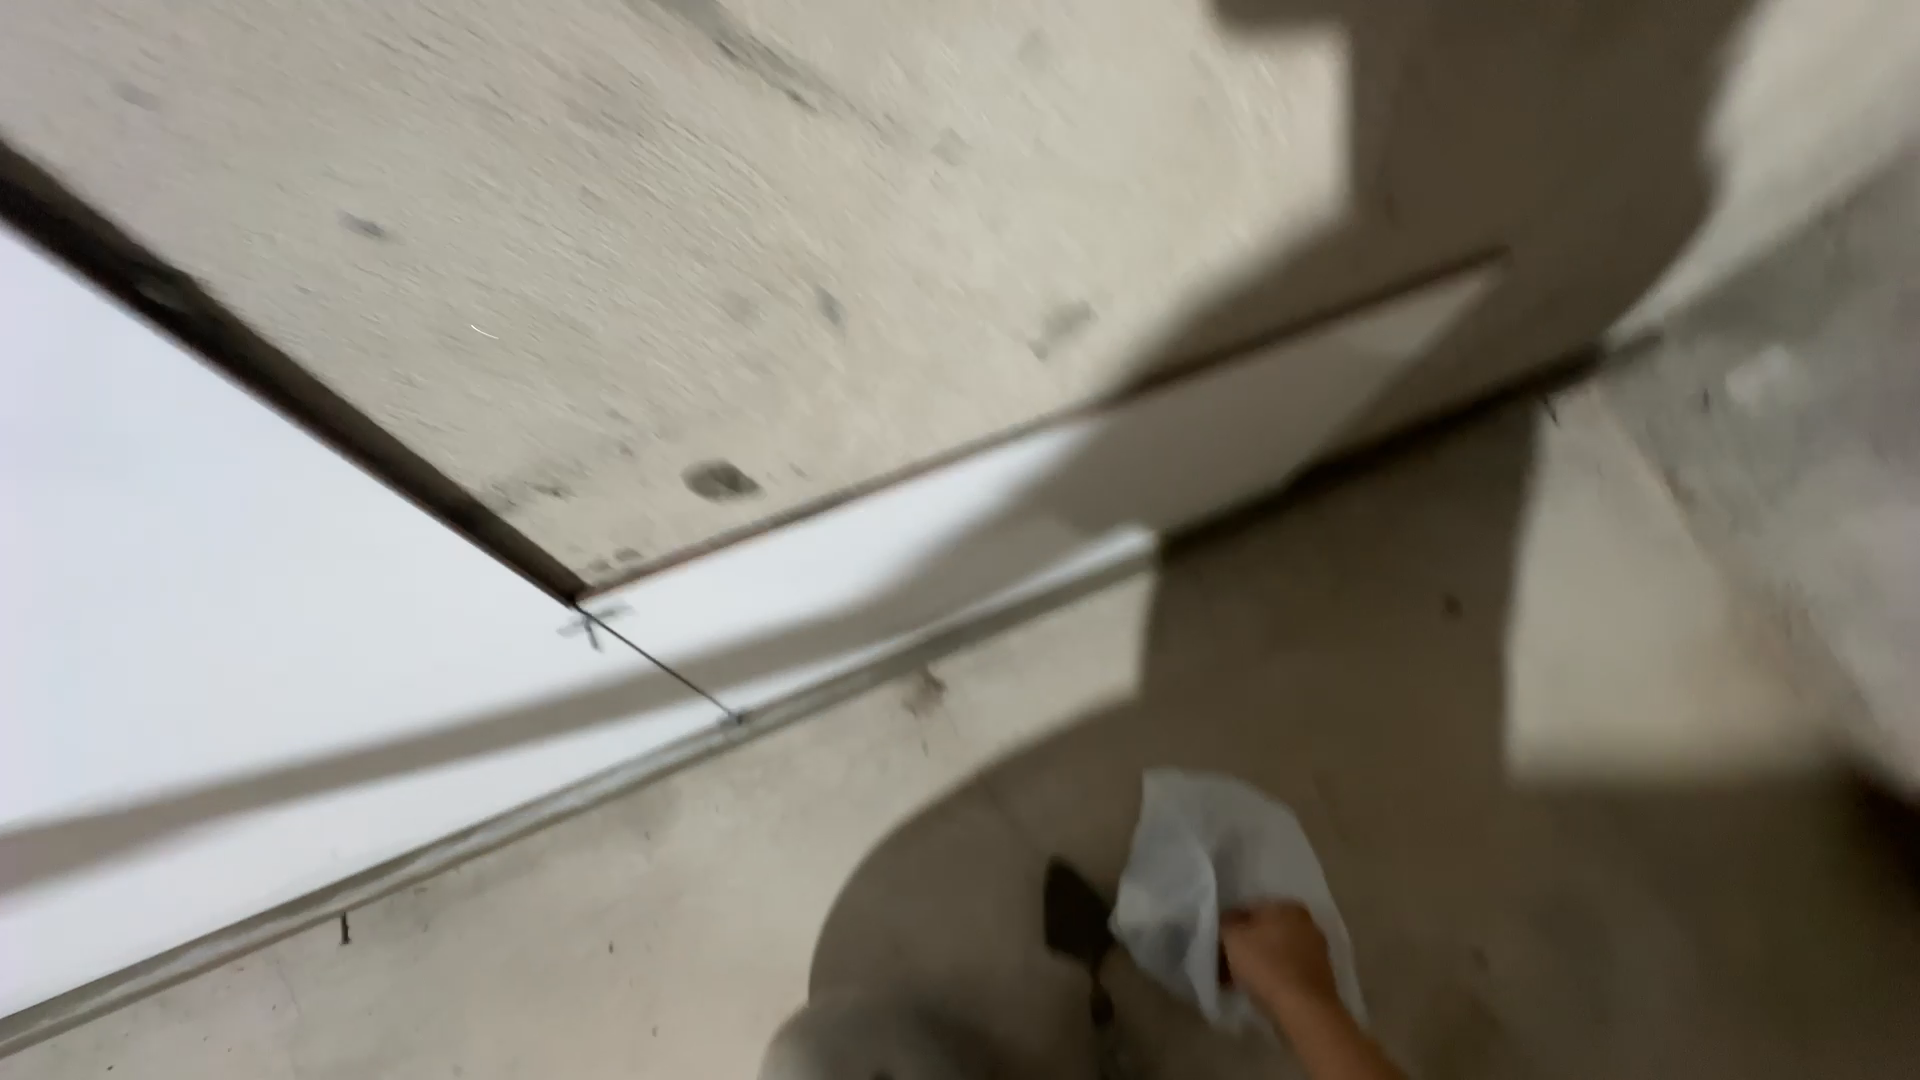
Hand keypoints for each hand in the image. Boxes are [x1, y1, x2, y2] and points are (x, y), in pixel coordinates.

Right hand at [1222, 902, 1403, 1079]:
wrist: (1305, 1012)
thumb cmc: (1266, 965)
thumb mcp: (1232, 937)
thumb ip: (1225, 923)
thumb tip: (1227, 922)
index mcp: (1288, 906)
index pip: (1250, 909)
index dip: (1230, 925)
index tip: (1219, 942)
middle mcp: (1307, 924)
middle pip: (1265, 931)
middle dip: (1247, 944)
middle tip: (1226, 960)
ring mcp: (1318, 953)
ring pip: (1277, 953)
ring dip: (1259, 962)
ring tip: (1238, 980)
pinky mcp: (1321, 980)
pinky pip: (1288, 972)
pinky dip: (1273, 977)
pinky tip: (1258, 990)